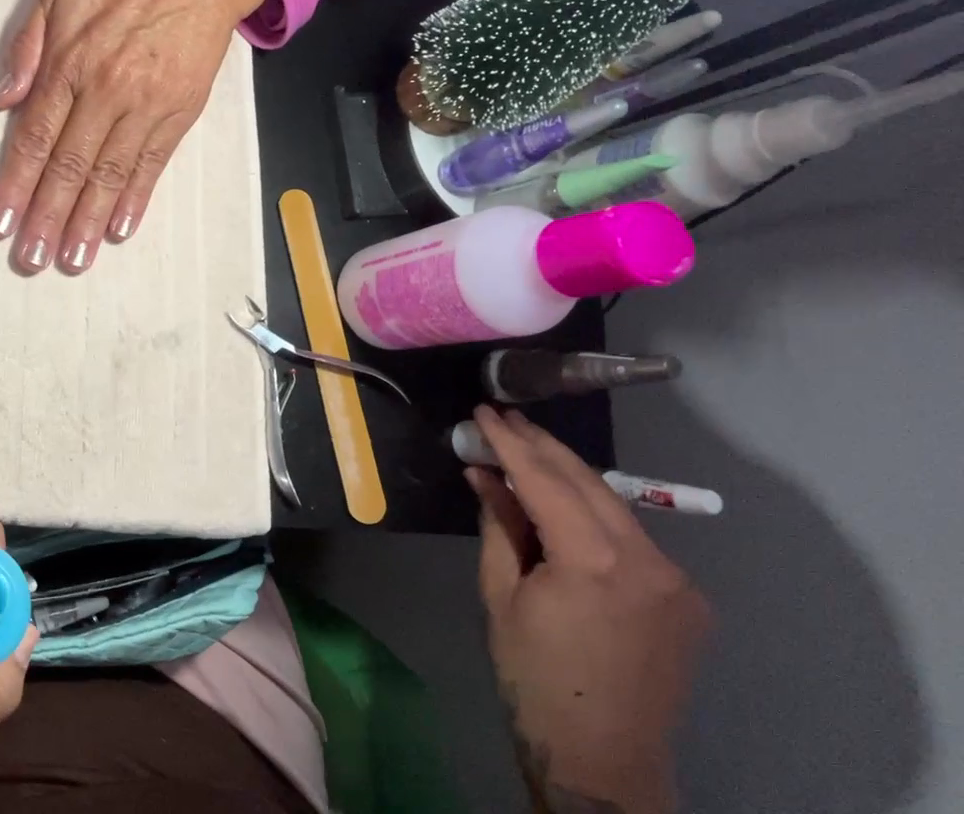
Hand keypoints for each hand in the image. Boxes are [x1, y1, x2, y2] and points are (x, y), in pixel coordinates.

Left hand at [0, 0, 266, 274]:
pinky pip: (153, 164)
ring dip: (87, 221)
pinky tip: (118, 231)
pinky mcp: (179, 113)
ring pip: (109, 174)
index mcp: (67, 64)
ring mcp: (144, 106)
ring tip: (72, 261)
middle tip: (31, 261)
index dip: (15, 186)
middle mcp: (103, 92)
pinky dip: (135, 199)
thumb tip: (0, 102)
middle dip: (47, 218)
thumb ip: (25, 49)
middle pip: (68, 166)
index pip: (33, 138)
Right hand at [467, 407, 709, 813]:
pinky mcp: (686, 598)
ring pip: (614, 508)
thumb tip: (485, 476)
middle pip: (590, 484)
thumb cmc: (533, 676)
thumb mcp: (501, 596)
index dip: (512, 444)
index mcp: (595, 563)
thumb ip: (500, 527)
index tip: (483, 414)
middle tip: (502, 420)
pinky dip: (593, 515)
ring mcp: (677, 580)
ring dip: (569, 478)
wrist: (601, 754)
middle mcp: (649, 561)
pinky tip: (564, 508)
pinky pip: (632, 540)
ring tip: (525, 452)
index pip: (549, 482)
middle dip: (543, 448)